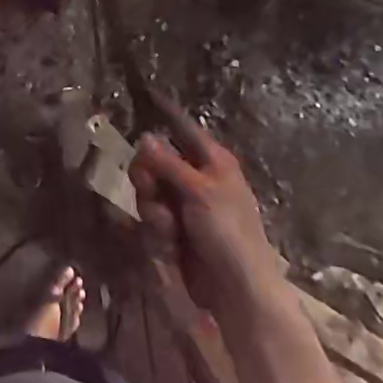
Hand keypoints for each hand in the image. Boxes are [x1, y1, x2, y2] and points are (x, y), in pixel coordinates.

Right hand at [131, 90, 282, 315]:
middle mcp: (196, 177)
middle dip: (148, 178)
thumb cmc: (227, 233)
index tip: (146, 91)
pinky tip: (169, 243)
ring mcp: (185, 204)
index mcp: (211, 161)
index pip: (183, 127)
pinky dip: (157, 230)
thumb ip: (167, 162)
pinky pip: (151, 216)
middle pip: (154, 160)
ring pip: (149, 189)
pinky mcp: (176, 229)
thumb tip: (144, 136)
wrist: (238, 291)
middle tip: (150, 190)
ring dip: (153, 210)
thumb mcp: (198, 191)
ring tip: (168, 229)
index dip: (165, 111)